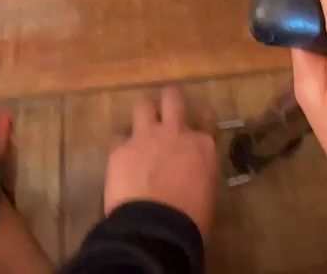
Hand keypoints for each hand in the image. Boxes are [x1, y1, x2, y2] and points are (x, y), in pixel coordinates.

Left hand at [103, 86, 218, 236]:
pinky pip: (119, 137)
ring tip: (142, 125)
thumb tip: (193, 171)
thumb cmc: (190, 220)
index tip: (200, 120)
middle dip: (170, 97)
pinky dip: (122, 145)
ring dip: (144, 114)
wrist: (154, 230)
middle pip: (172, 96)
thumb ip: (201, 171)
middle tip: (167, 106)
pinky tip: (121, 157)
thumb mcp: (207, 193)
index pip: (207, 118)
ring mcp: (145, 137)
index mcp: (201, 146)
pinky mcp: (120, 149)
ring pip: (143, 105)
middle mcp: (174, 132)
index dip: (202, 117)